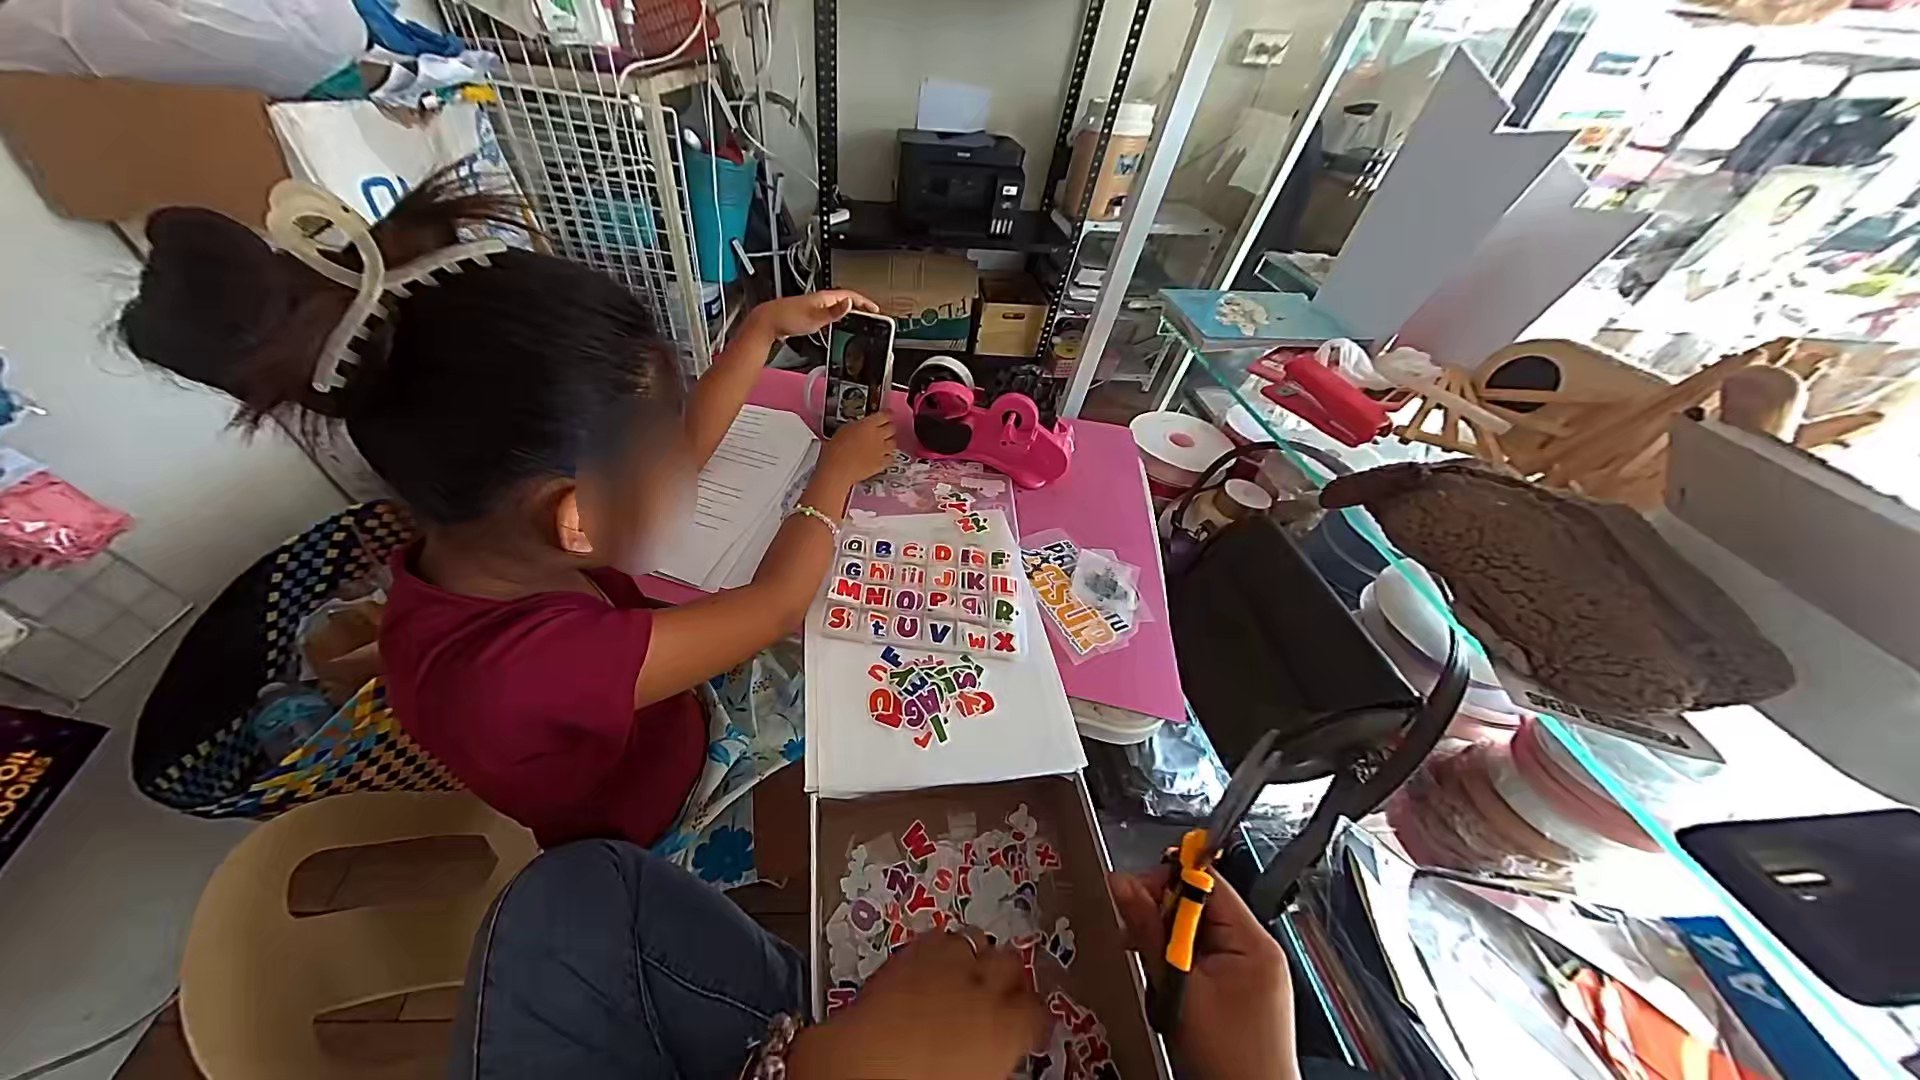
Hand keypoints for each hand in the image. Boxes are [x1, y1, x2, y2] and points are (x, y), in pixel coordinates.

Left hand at [749, 289, 879, 339]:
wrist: (769, 322)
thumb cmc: (788, 318)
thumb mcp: (815, 317)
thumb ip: (834, 312)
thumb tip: (850, 303)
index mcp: (824, 297)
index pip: (850, 295)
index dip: (864, 302)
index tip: (874, 309)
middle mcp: (820, 300)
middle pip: (845, 300)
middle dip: (859, 306)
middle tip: (869, 314)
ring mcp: (814, 306)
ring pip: (836, 307)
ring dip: (848, 312)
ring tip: (857, 320)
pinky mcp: (808, 314)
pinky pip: (828, 314)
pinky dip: (837, 319)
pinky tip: (835, 327)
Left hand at [787, 931, 1044, 1079]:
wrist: (857, 1069)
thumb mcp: (975, 1077)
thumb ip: (993, 1058)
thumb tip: (996, 1057)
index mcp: (1002, 1027)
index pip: (1037, 1012)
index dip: (1036, 1020)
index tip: (1032, 1028)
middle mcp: (979, 984)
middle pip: (1012, 963)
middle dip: (1010, 977)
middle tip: (1003, 997)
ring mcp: (943, 961)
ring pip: (976, 939)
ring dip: (976, 956)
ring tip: (969, 976)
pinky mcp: (909, 950)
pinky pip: (938, 938)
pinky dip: (942, 948)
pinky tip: (934, 965)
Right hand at [819, 411, 896, 483]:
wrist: (838, 469)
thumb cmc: (835, 450)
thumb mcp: (844, 430)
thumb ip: (857, 426)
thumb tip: (860, 426)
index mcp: (868, 424)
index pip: (885, 415)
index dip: (888, 414)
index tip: (888, 414)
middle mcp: (878, 436)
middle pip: (892, 428)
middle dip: (889, 427)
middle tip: (885, 428)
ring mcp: (881, 450)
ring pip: (893, 442)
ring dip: (889, 441)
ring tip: (883, 443)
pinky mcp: (881, 463)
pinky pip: (891, 458)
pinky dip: (888, 456)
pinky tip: (882, 456)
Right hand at [1110, 869, 1298, 1079]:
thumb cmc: (1225, 1059)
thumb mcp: (1178, 988)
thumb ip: (1149, 930)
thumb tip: (1120, 882)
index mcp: (1253, 941)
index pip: (1207, 882)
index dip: (1167, 880)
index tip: (1131, 892)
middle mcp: (1257, 948)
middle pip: (1200, 904)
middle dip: (1162, 913)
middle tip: (1131, 930)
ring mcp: (1251, 970)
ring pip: (1197, 930)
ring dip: (1166, 938)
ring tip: (1143, 956)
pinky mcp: (1241, 988)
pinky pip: (1203, 954)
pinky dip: (1178, 958)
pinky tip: (1161, 974)